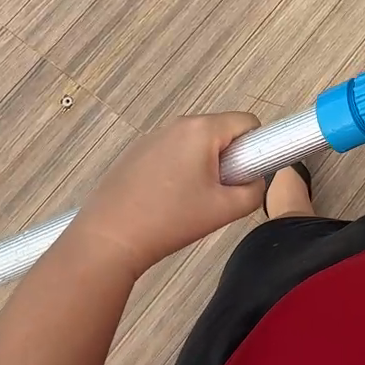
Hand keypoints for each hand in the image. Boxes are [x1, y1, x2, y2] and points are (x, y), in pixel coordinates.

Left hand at [69, 113, 264, 275]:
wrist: (107, 242)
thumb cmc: (167, 222)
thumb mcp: (226, 210)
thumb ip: (256, 190)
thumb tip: (257, 180)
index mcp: (201, 130)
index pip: (247, 122)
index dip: (256, 147)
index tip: (245, 175)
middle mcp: (177, 124)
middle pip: (221, 131)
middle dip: (228, 158)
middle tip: (218, 192)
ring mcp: (152, 137)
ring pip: (196, 143)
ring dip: (204, 164)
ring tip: (190, 201)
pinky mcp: (135, 153)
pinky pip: (172, 152)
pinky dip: (178, 170)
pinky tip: (165, 201)